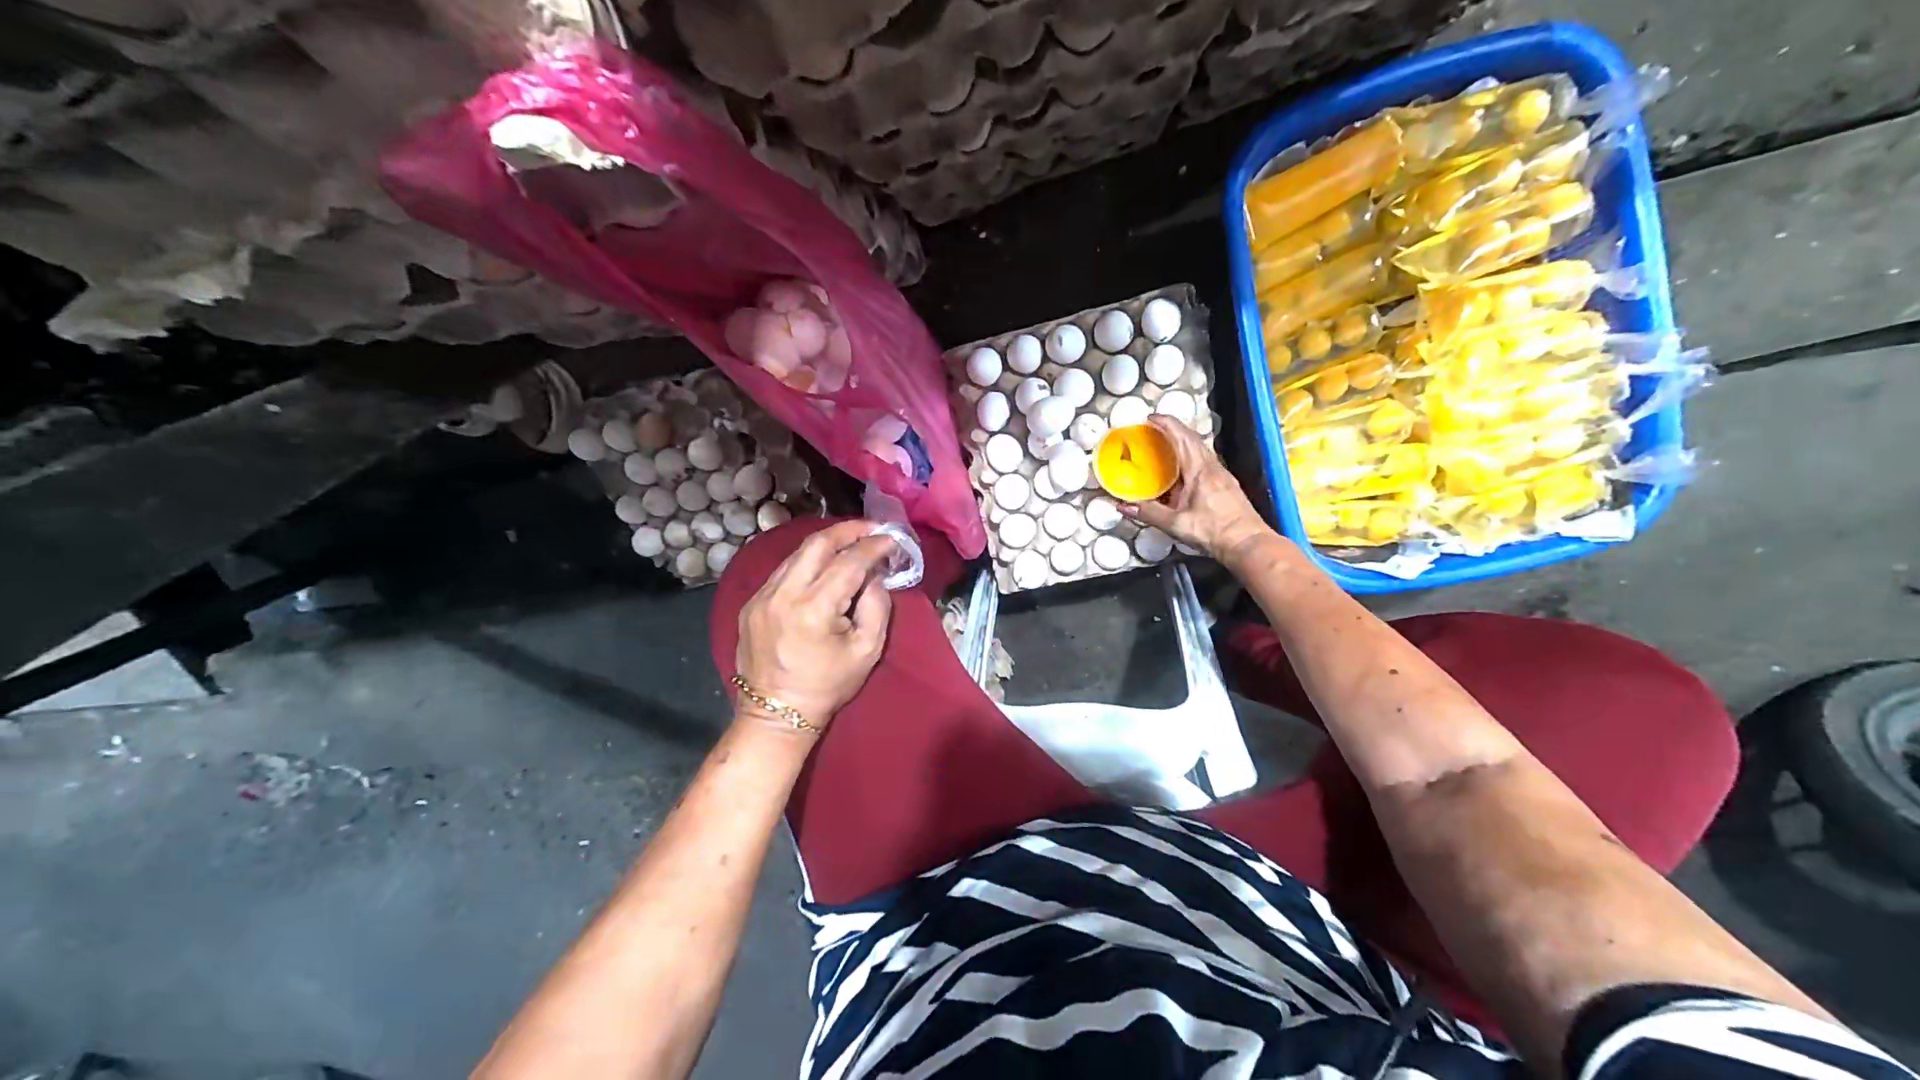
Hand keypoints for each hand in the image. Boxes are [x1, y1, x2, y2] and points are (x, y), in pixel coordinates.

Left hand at [734, 520, 895, 730]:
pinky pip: (783, 571)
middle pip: (817, 544)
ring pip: (796, 554)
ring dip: (826, 543)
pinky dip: (807, 561)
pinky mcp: (752, 603)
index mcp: (813, 609)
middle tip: (871, 528)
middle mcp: (783, 594)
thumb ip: (877, 606)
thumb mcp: (867, 651)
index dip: (873, 546)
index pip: (848, 562)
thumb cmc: (827, 685)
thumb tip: (875, 575)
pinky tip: (823, 566)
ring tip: (851, 541)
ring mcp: (762, 596)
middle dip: (847, 530)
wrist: (776, 713)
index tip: (892, 539)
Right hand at [1122, 416, 1273, 561]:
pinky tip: (1182, 472)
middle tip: (1153, 430)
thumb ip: (1148, 513)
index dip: (1166, 424)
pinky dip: (1190, 458)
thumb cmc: (1213, 531)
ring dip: (1182, 444)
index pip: (1181, 437)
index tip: (1150, 418)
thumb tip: (1123, 506)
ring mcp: (1221, 475)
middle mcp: (1212, 467)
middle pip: (1191, 439)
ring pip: (1199, 450)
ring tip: (1164, 449)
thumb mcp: (1175, 524)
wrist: (1247, 543)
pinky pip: (1205, 462)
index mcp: (1199, 470)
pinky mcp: (1226, 485)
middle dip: (1172, 430)